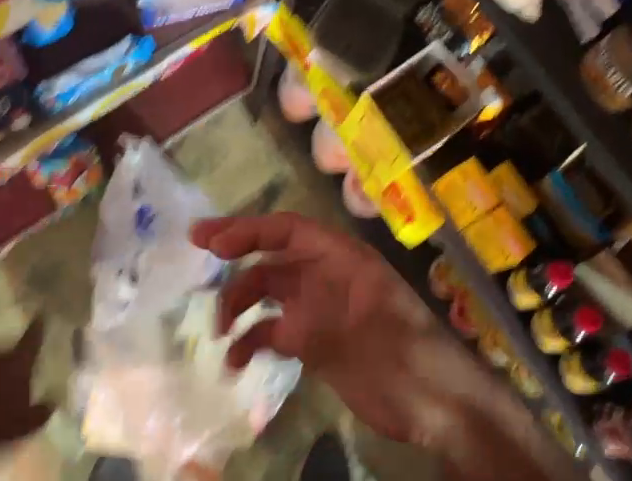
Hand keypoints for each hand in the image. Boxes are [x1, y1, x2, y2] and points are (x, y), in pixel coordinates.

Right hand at [192, 213, 474, 446]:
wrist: (435, 402)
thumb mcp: (372, 330)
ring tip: (219, 330)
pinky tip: (233, 360)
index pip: (289, 230)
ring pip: (265, 292)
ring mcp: (316, 309)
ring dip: (238, 304)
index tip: (213, 242)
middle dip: (235, 255)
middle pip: (272, 256)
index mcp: (342, 258)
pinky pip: (270, 331)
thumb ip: (325, 323)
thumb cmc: (409, 354)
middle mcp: (324, 276)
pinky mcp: (310, 342)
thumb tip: (281, 324)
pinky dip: (248, 340)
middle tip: (197, 252)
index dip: (250, 230)